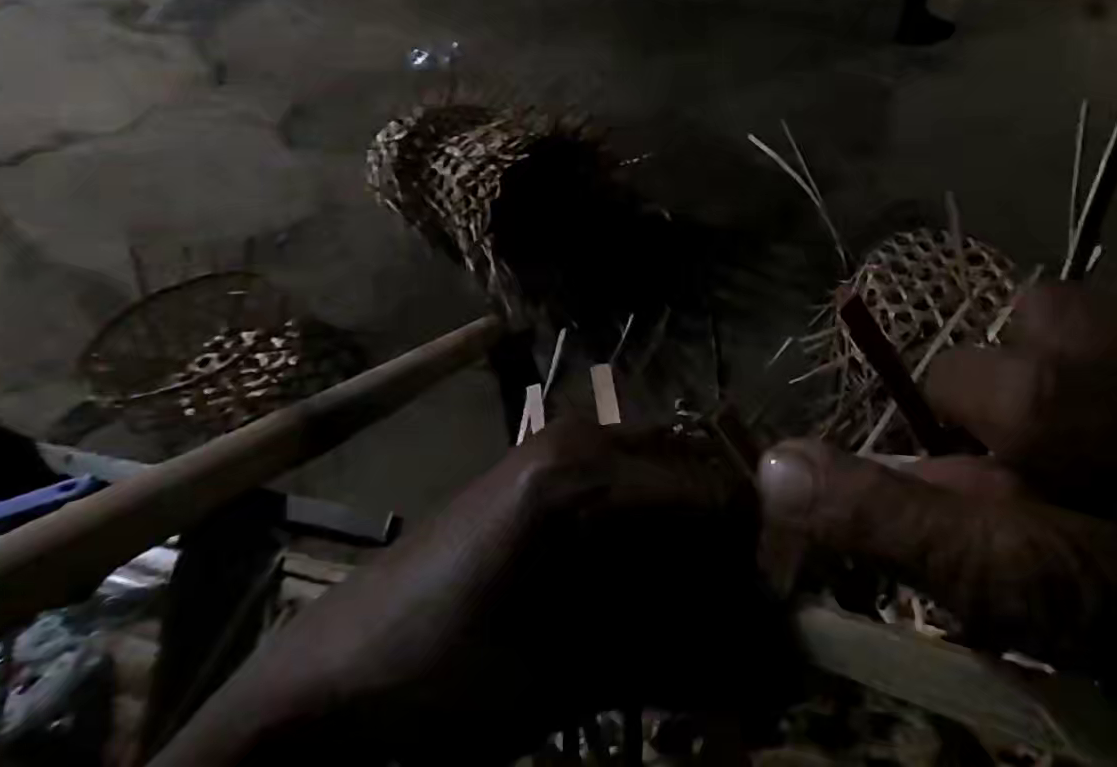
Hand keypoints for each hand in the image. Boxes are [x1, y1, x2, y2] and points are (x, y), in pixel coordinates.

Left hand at [156, 418, 793, 765]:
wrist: (338, 679)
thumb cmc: (452, 677)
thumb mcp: (578, 670)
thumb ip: (684, 648)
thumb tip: (778, 652)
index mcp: (586, 475)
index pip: (714, 491)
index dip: (757, 549)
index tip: (778, 605)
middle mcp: (582, 438)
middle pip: (697, 471)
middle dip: (726, 539)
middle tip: (738, 605)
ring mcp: (561, 444)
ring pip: (668, 471)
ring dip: (693, 533)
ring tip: (696, 599)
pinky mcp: (546, 464)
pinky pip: (631, 478)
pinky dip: (656, 525)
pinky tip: (649, 578)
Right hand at [757, 282, 1116, 709]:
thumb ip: (1032, 584)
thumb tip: (894, 490)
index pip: (1043, 566)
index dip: (902, 520)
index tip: (785, 478)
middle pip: (1030, 385)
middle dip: (994, 422)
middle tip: (1051, 463)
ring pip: (1050, 309)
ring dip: (1044, 370)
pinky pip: (1107, 283)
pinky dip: (1101, 335)